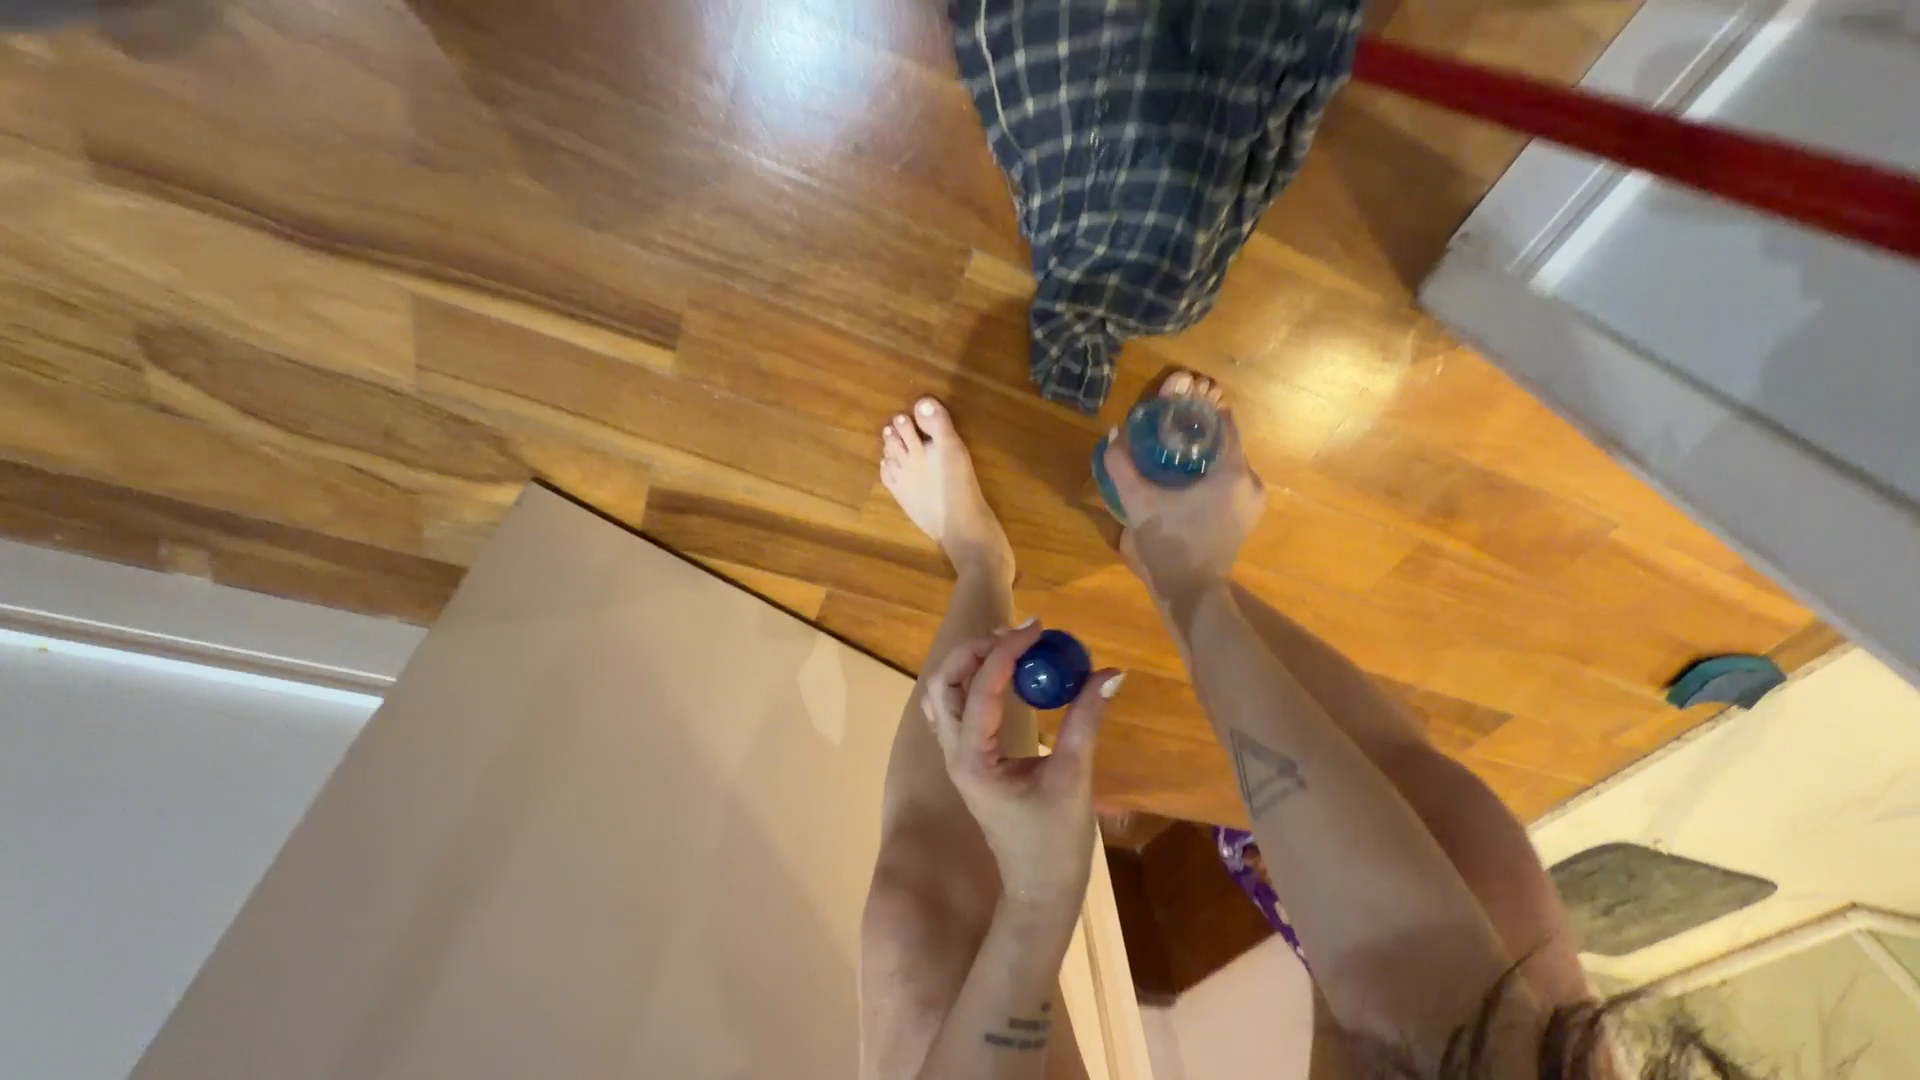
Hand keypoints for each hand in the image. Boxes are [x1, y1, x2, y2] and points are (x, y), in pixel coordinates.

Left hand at [923, 620, 1123, 908]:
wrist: (1039, 892)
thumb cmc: (1056, 844)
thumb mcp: (1074, 778)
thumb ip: (1086, 721)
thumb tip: (1110, 674)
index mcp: (973, 760)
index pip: (982, 688)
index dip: (1008, 651)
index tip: (1039, 628)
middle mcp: (955, 754)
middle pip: (944, 684)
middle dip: (976, 651)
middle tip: (1018, 637)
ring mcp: (957, 758)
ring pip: (944, 696)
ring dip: (971, 665)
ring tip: (1012, 649)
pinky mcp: (970, 762)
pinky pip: (958, 710)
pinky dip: (975, 684)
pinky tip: (1008, 677)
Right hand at [1101, 405, 1265, 603]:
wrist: (1189, 592)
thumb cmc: (1169, 544)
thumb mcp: (1140, 503)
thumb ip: (1124, 467)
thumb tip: (1114, 434)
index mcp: (1233, 473)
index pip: (1224, 425)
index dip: (1202, 411)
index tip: (1178, 405)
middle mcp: (1251, 483)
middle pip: (1226, 445)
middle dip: (1200, 435)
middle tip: (1170, 428)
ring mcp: (1252, 504)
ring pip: (1228, 466)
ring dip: (1205, 457)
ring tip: (1175, 452)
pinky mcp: (1246, 519)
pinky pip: (1230, 485)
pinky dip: (1211, 477)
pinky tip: (1186, 480)